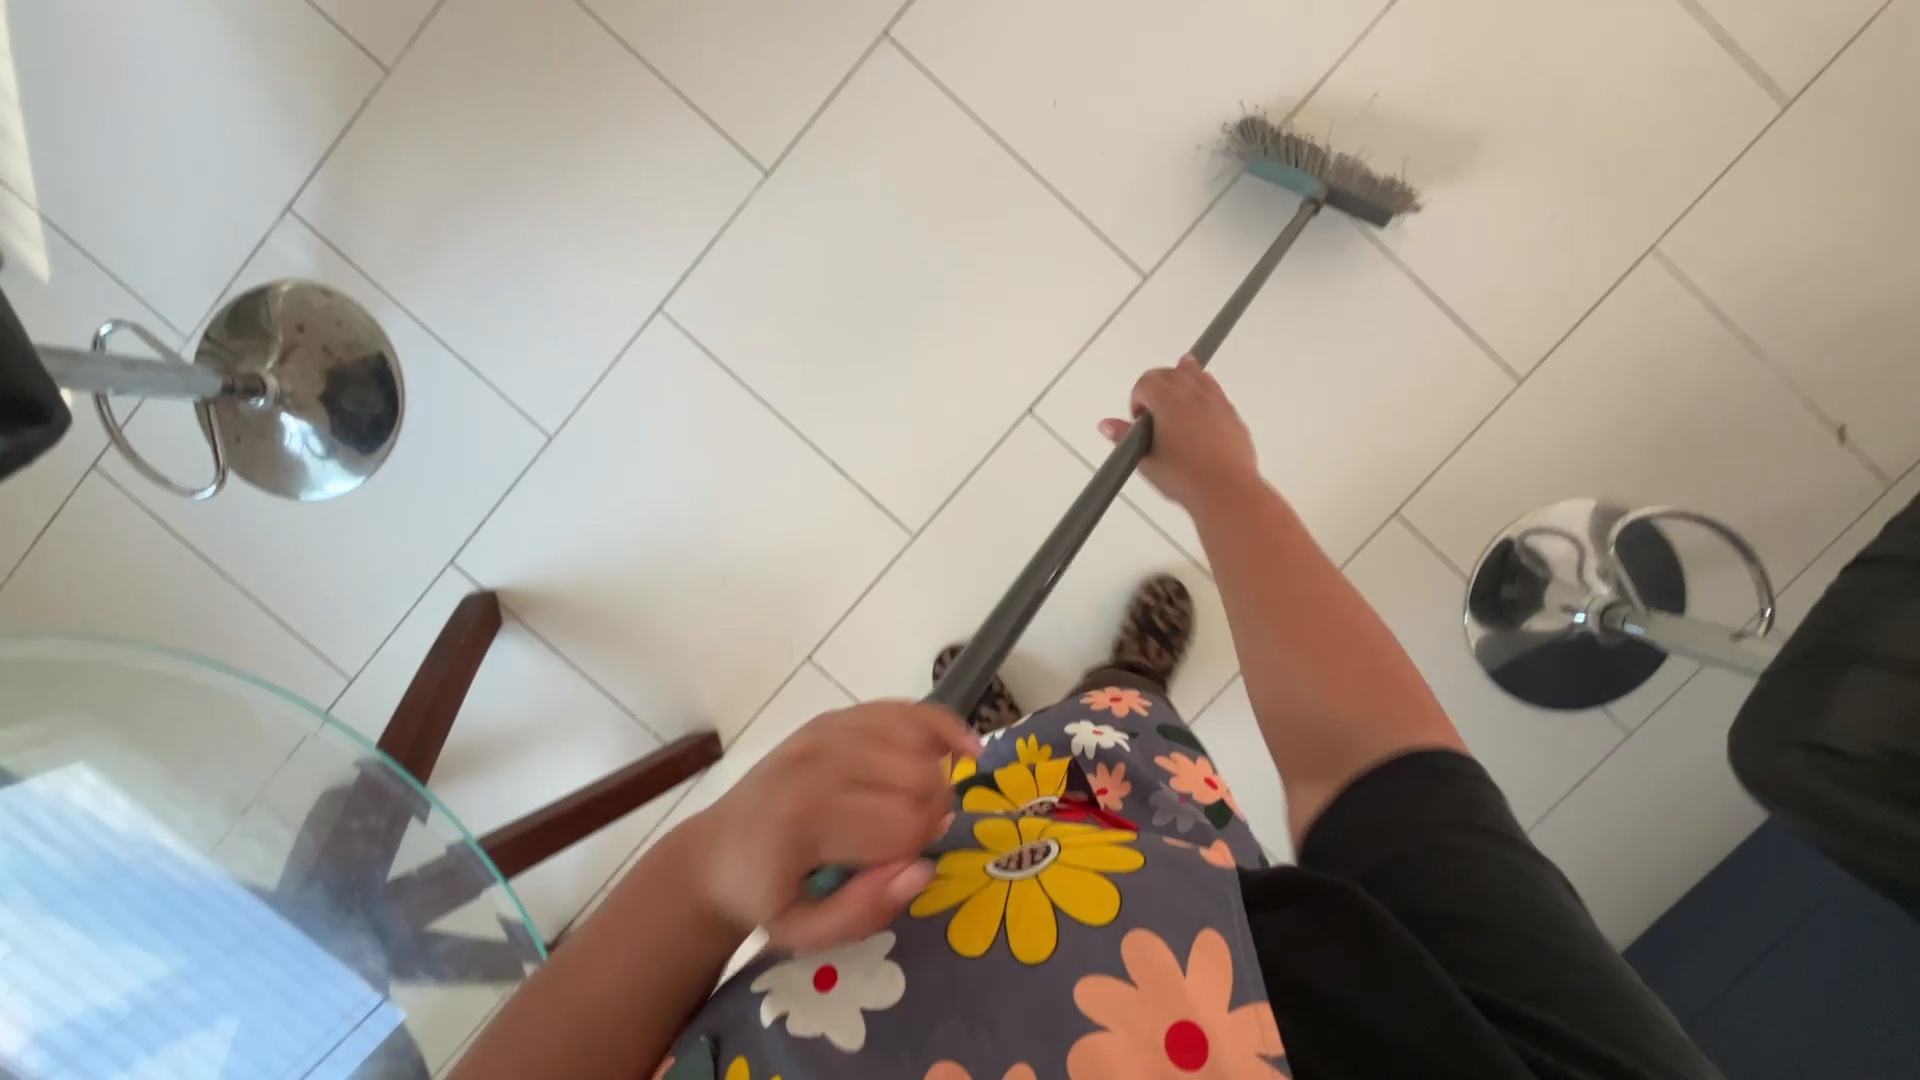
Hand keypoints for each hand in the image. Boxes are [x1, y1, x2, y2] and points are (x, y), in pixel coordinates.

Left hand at [685, 702, 978, 950]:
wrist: (718, 850)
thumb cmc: (765, 894)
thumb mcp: (805, 932)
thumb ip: (866, 911)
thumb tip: (923, 868)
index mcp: (809, 815)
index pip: (906, 823)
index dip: (919, 850)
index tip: (900, 867)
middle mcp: (822, 758)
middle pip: (921, 778)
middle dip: (933, 814)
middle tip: (910, 840)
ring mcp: (829, 728)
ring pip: (922, 742)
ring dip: (937, 778)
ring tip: (923, 805)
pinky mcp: (836, 715)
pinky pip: (907, 711)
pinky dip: (941, 728)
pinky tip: (964, 750)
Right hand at [1099, 355, 1258, 510]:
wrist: (1226, 490)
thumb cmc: (1184, 478)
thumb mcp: (1146, 461)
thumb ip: (1124, 438)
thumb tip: (1105, 425)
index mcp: (1168, 401)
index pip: (1146, 382)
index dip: (1137, 399)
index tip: (1139, 422)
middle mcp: (1193, 393)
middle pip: (1169, 373)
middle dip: (1156, 386)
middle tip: (1152, 413)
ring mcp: (1215, 401)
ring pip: (1195, 374)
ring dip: (1181, 379)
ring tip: (1174, 396)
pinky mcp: (1232, 413)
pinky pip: (1214, 388)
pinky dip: (1203, 388)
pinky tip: (1198, 402)